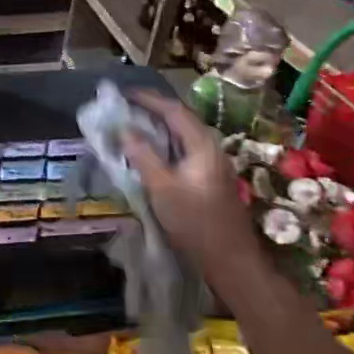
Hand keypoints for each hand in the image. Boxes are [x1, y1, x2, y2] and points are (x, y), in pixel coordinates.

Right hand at [120, 90, 257, 269]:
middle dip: (152, 109)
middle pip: (181, 120)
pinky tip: (149, 150)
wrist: (230, 260)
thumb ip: (142, 155)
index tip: (122, 93)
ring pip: (183, 135)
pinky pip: (184, 149)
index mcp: (203, 146)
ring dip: (158, 126)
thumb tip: (122, 128)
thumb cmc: (195, 222)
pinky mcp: (209, 178)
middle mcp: (212, 149)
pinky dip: (164, 142)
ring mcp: (213, 164)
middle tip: (124, 106)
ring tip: (131, 123)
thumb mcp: (161, 187)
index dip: (148, 99)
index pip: (174, 111)